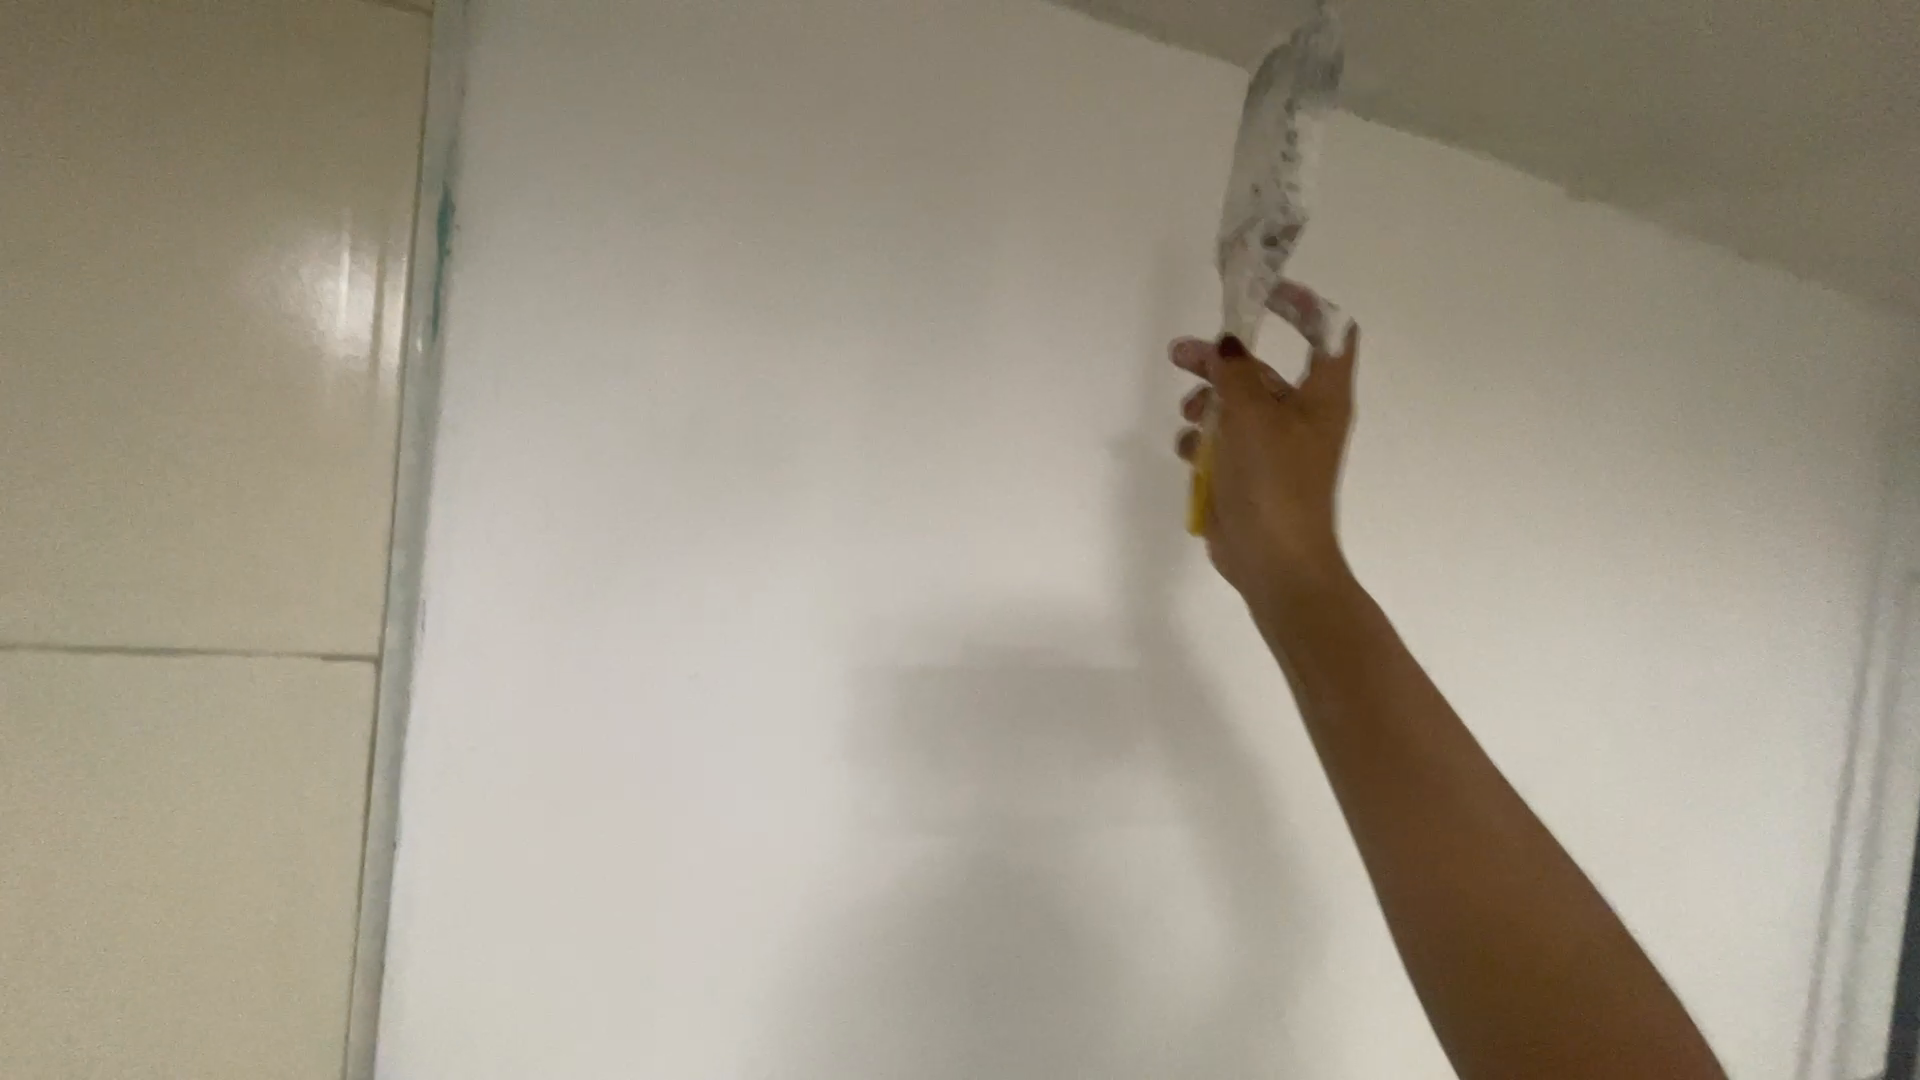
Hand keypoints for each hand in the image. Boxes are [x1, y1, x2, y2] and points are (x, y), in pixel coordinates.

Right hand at [1172, 280, 1358, 606]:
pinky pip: (1220, 444)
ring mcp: (1271, 448)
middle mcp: (1300, 417)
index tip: (1263, 295)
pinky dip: (1203, 444)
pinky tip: (1192, 456)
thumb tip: (1226, 344)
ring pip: (1233, 407)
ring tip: (1188, 415)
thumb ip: (1236, 372)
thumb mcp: (1253, 417)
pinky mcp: (1246, 474)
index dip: (1302, 307)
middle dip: (1221, 360)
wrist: (1272, 560)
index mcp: (1321, 396)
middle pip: (1260, 370)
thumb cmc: (1274, 482)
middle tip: (1181, 354)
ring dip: (1205, 404)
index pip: (1327, 333)